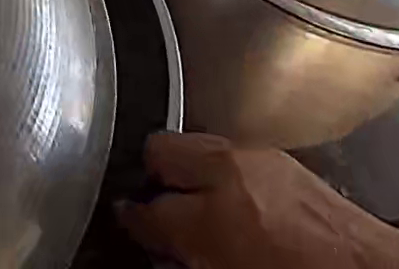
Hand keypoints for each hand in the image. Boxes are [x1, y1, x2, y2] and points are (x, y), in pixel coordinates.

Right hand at [118, 133, 398, 268]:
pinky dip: (212, 166)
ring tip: (189, 200)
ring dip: (182, 167)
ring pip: (191, 142)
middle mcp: (229, 171)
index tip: (127, 219)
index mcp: (216, 220)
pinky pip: (222, 148)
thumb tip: (161, 245)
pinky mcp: (271, 151)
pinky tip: (224, 196)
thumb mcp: (229, 268)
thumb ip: (191, 254)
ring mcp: (251, 154)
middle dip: (150, 174)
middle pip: (161, 149)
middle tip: (154, 205)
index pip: (151, 209)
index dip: (133, 218)